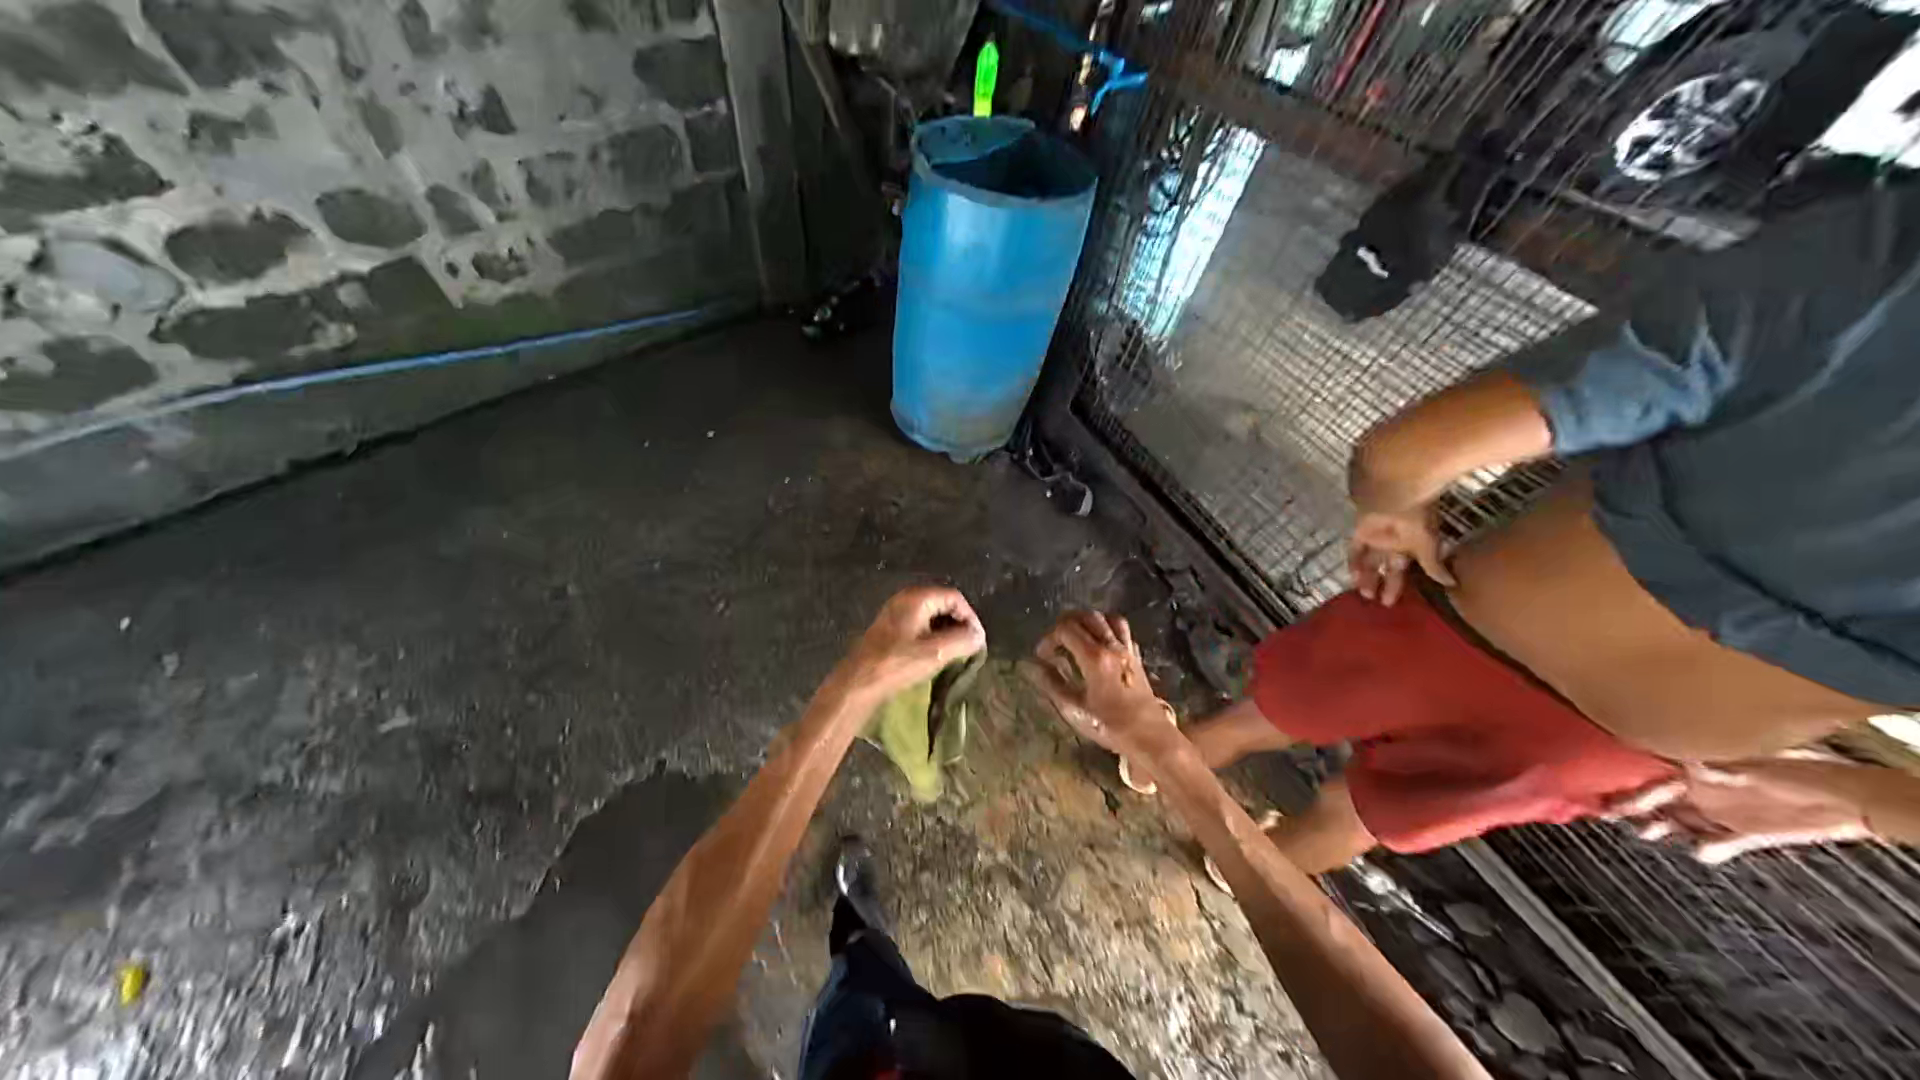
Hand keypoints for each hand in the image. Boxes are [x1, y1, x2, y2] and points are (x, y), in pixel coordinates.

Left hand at [834, 586, 986, 703]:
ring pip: (931, 616)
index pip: (954, 597)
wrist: (858, 682)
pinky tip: (935, 655)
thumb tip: (979, 635)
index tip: (977, 639)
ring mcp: (895, 613)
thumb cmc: (897, 664)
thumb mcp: (936, 653)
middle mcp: (905, 599)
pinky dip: (932, 636)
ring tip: (955, 652)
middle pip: (943, 603)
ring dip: (946, 631)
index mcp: (917, 597)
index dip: (970, 617)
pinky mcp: (890, 629)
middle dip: (959, 623)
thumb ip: (963, 640)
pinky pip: (919, 625)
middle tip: (968, 646)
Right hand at [1026, 611, 1172, 755]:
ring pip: (1107, 618)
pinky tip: (1099, 644)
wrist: (1149, 737)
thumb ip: (1052, 684)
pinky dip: (1107, 628)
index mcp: (1094, 658)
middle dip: (1065, 623)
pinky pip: (1122, 630)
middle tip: (1055, 640)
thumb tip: (1037, 667)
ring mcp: (1127, 650)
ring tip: (1076, 635)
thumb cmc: (1109, 726)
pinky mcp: (1136, 657)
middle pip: (1087, 616)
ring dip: (1088, 621)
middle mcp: (1112, 647)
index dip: (1049, 638)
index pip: (1066, 630)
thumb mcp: (1073, 710)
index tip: (1042, 656)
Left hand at [1349, 506, 1452, 605]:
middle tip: (1375, 602)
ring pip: (1369, 561)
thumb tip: (1451, 584)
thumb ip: (1434, 565)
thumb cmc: (1417, 517)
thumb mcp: (1428, 544)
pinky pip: (1355, 551)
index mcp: (1413, 545)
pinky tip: (1353, 577)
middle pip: (1385, 567)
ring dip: (1366, 577)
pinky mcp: (1361, 531)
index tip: (1392, 602)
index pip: (1404, 569)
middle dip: (1380, 584)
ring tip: (1364, 594)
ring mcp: (1377, 537)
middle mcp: (1395, 542)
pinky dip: (1354, 563)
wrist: (1395, 494)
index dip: (1398, 585)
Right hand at [1606, 759, 1873, 864]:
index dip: (1625, 779)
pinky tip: (1703, 852)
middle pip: (1656, 799)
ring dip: (1662, 828)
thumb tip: (1685, 765)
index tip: (1601, 784)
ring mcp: (1723, 814)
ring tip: (1649, 833)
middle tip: (1607, 812)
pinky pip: (1718, 844)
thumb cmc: (1801, 771)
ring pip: (1679, 822)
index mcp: (1699, 770)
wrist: (1853, 800)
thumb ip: (1721, 769)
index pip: (1652, 774)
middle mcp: (1703, 791)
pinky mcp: (1746, 835)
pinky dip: (1709, 850)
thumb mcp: (1754, 763)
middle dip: (1630, 805)